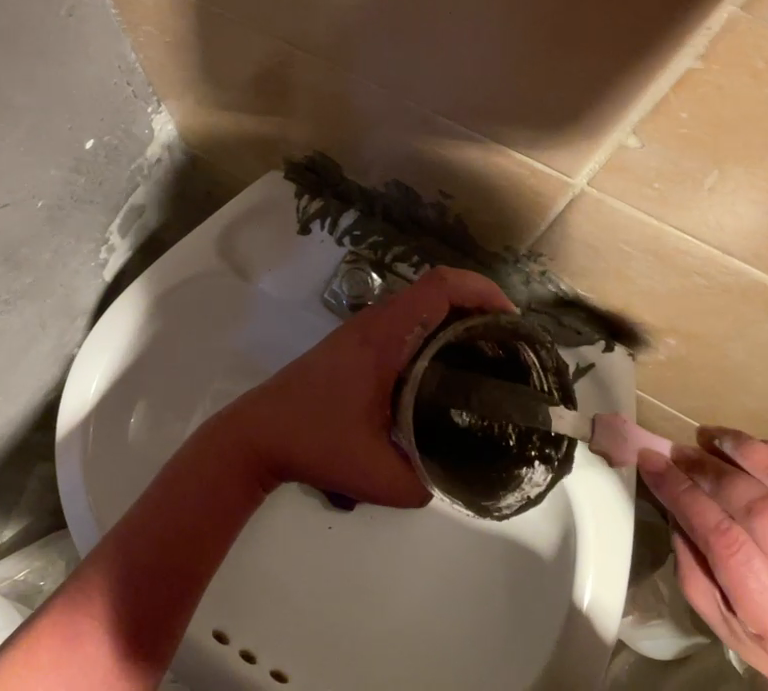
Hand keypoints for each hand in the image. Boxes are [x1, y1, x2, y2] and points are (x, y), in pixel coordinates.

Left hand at [205, 266, 515, 507]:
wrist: (255, 435)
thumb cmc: (313, 442)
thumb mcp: (377, 474)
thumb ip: (426, 481)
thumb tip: (459, 481)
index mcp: (384, 337)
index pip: (440, 287)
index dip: (482, 291)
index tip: (512, 320)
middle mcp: (374, 323)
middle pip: (436, 291)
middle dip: (478, 307)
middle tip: (510, 345)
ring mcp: (361, 332)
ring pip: (420, 306)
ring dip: (455, 319)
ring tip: (488, 356)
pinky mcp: (354, 347)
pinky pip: (405, 323)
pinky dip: (434, 331)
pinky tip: (446, 370)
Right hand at [637, 428, 767, 690]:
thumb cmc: (762, 637)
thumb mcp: (712, 611)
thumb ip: (689, 554)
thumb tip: (672, 491)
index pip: (727, 544)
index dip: (685, 496)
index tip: (653, 464)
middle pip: (761, 511)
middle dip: (711, 471)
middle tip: (680, 452)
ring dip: (744, 451)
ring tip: (710, 438)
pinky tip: (749, 447)